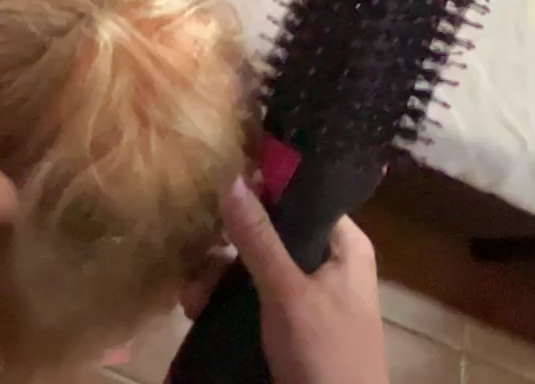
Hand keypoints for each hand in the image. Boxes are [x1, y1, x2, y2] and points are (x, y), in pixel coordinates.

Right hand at [185, 180, 388, 383]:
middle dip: (226, 245)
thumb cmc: (326, 359)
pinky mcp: (286, 321)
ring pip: (252, 262)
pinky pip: (248, 293)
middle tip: (196, 258)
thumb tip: (231, 176)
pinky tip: (196, 308)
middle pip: (268, 229)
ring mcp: (306, 293)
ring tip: (191, 299)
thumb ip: (258, 236)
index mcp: (343, 245)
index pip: (300, 195)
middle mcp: (326, 261)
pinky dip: (222, 298)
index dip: (260, 186)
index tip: (219, 185)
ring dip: (216, 276)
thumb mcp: (287, 294)